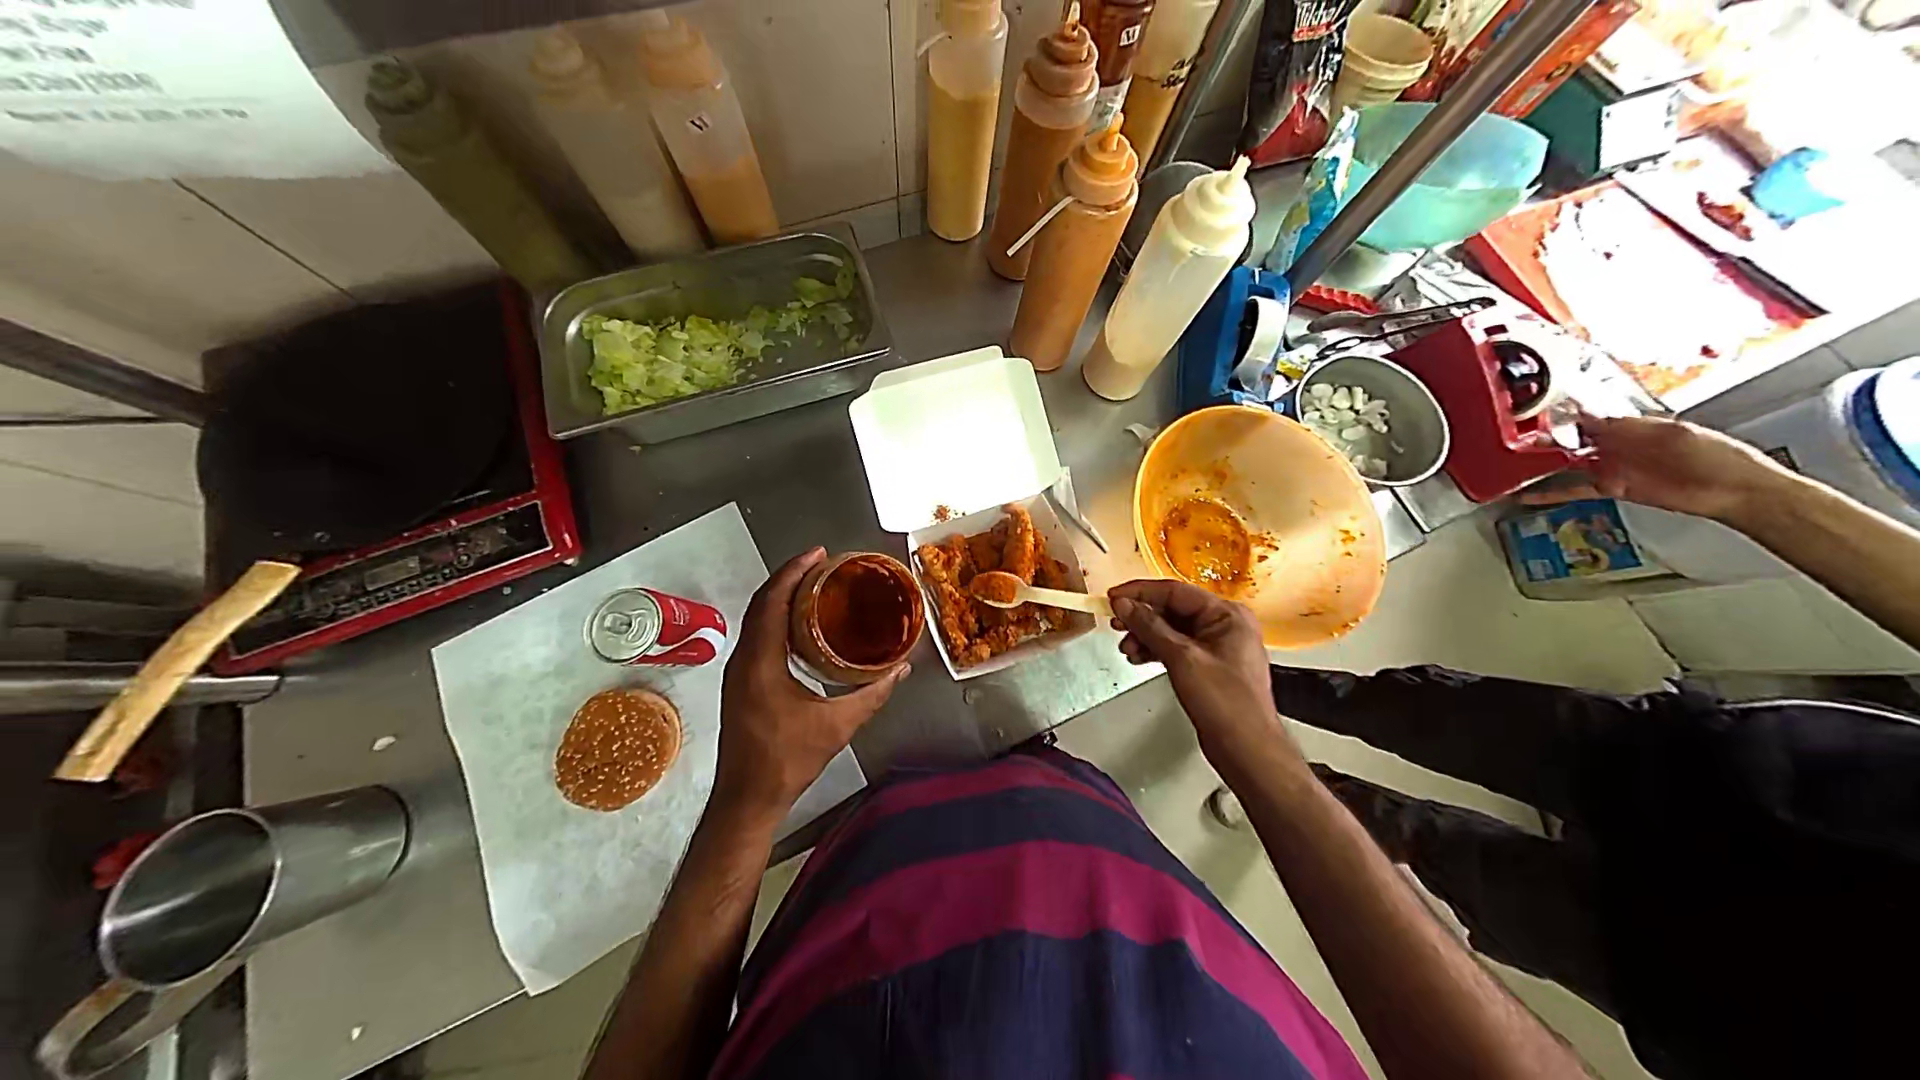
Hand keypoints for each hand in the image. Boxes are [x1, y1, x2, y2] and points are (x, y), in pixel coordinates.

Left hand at [717, 548, 907, 819]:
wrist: (747, 798)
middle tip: (821, 563)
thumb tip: (900, 669)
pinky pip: (757, 636)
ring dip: (781, 597)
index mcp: (760, 662)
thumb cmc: (786, 761)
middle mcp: (743, 660)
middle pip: (761, 603)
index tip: (818, 554)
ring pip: (756, 619)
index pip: (772, 602)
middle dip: (789, 578)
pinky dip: (776, 618)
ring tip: (813, 585)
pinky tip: (799, 624)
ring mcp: (737, 672)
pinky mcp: (740, 684)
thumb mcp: (837, 726)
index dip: (794, 572)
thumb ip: (871, 695)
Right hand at [1108, 579, 1292, 761]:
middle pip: (1173, 609)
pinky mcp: (1209, 664)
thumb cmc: (1227, 704)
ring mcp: (1218, 645)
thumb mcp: (1182, 658)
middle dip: (1141, 617)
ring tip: (1127, 647)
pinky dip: (1156, 649)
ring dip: (1145, 635)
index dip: (1140, 592)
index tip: (1114, 596)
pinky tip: (1139, 657)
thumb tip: (1126, 605)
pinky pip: (1176, 646)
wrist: (1246, 748)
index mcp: (1227, 615)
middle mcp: (1225, 625)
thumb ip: (1150, 627)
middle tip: (1116, 622)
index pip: (1175, 591)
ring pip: (1172, 629)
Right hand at [1531, 414, 1787, 523]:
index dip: (1565, 414)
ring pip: (1569, 463)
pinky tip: (1529, 495)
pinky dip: (1551, 493)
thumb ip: (1630, 427)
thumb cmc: (1716, 457)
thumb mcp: (1674, 434)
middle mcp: (1621, 445)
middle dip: (1547, 437)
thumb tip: (1592, 419)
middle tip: (1515, 438)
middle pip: (1575, 439)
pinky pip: (1575, 490)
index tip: (1538, 412)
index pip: (1592, 417)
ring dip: (1543, 463)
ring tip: (1513, 463)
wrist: (1736, 492)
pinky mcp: (1613, 489)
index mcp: (1636, 427)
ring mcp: (1615, 468)